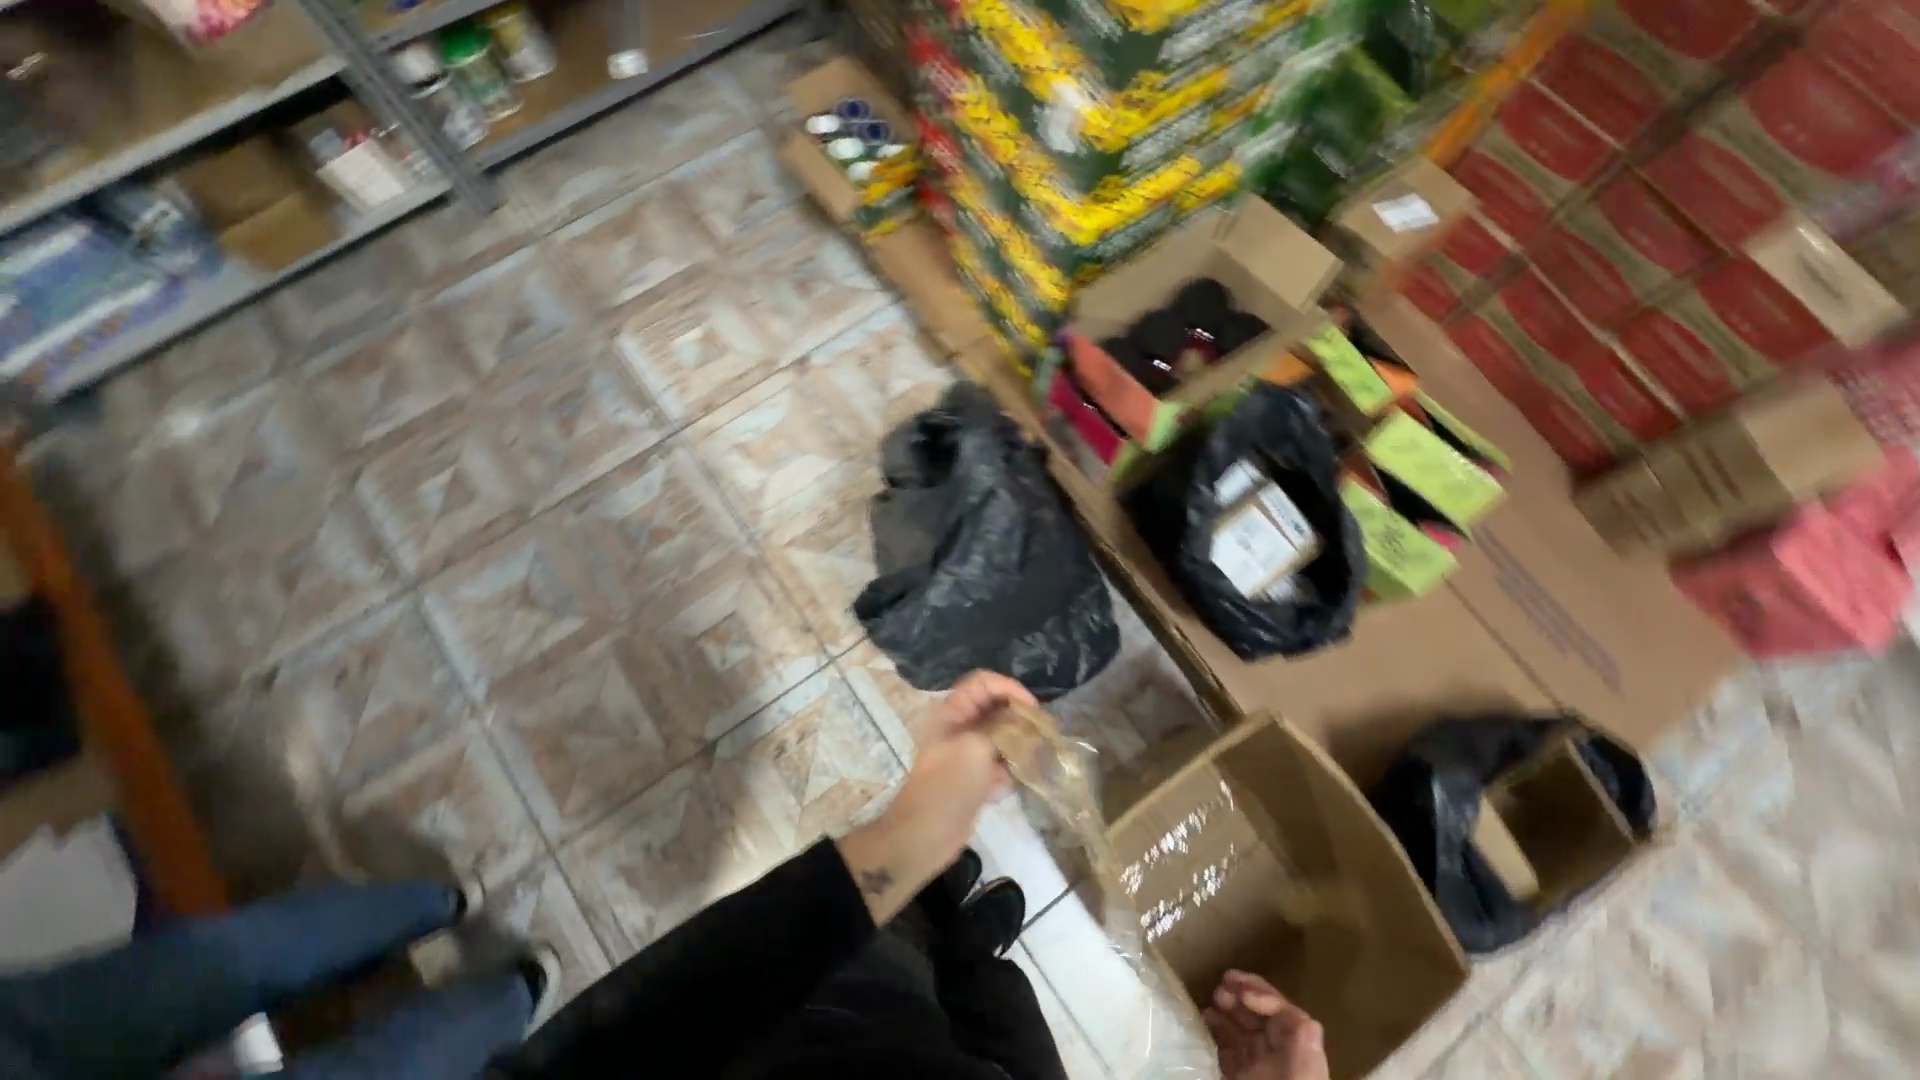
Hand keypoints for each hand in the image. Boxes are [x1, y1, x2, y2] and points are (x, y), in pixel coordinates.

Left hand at [838, 671, 1035, 922]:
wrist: (925, 835)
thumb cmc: (947, 785)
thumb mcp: (976, 748)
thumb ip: (1002, 727)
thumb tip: (1024, 720)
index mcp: (952, 711)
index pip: (984, 682)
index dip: (1010, 688)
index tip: (1033, 709)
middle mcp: (959, 727)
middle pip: (995, 707)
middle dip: (1019, 716)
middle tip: (1043, 732)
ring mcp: (967, 752)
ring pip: (1000, 735)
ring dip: (1020, 741)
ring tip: (1038, 754)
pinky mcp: (975, 776)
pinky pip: (1000, 760)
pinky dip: (1012, 765)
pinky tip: (1023, 776)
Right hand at [1205, 971, 1328, 1079]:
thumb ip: (1305, 1058)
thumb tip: (1310, 1023)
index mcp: (1298, 1057)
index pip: (1287, 1015)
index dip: (1264, 996)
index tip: (1241, 992)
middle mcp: (1279, 1059)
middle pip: (1263, 1018)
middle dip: (1242, 996)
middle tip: (1220, 987)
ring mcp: (1258, 1069)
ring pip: (1243, 1031)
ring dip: (1227, 1011)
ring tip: (1211, 1000)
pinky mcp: (1238, 1077)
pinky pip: (1227, 1049)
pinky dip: (1215, 1033)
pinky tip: (1203, 1023)